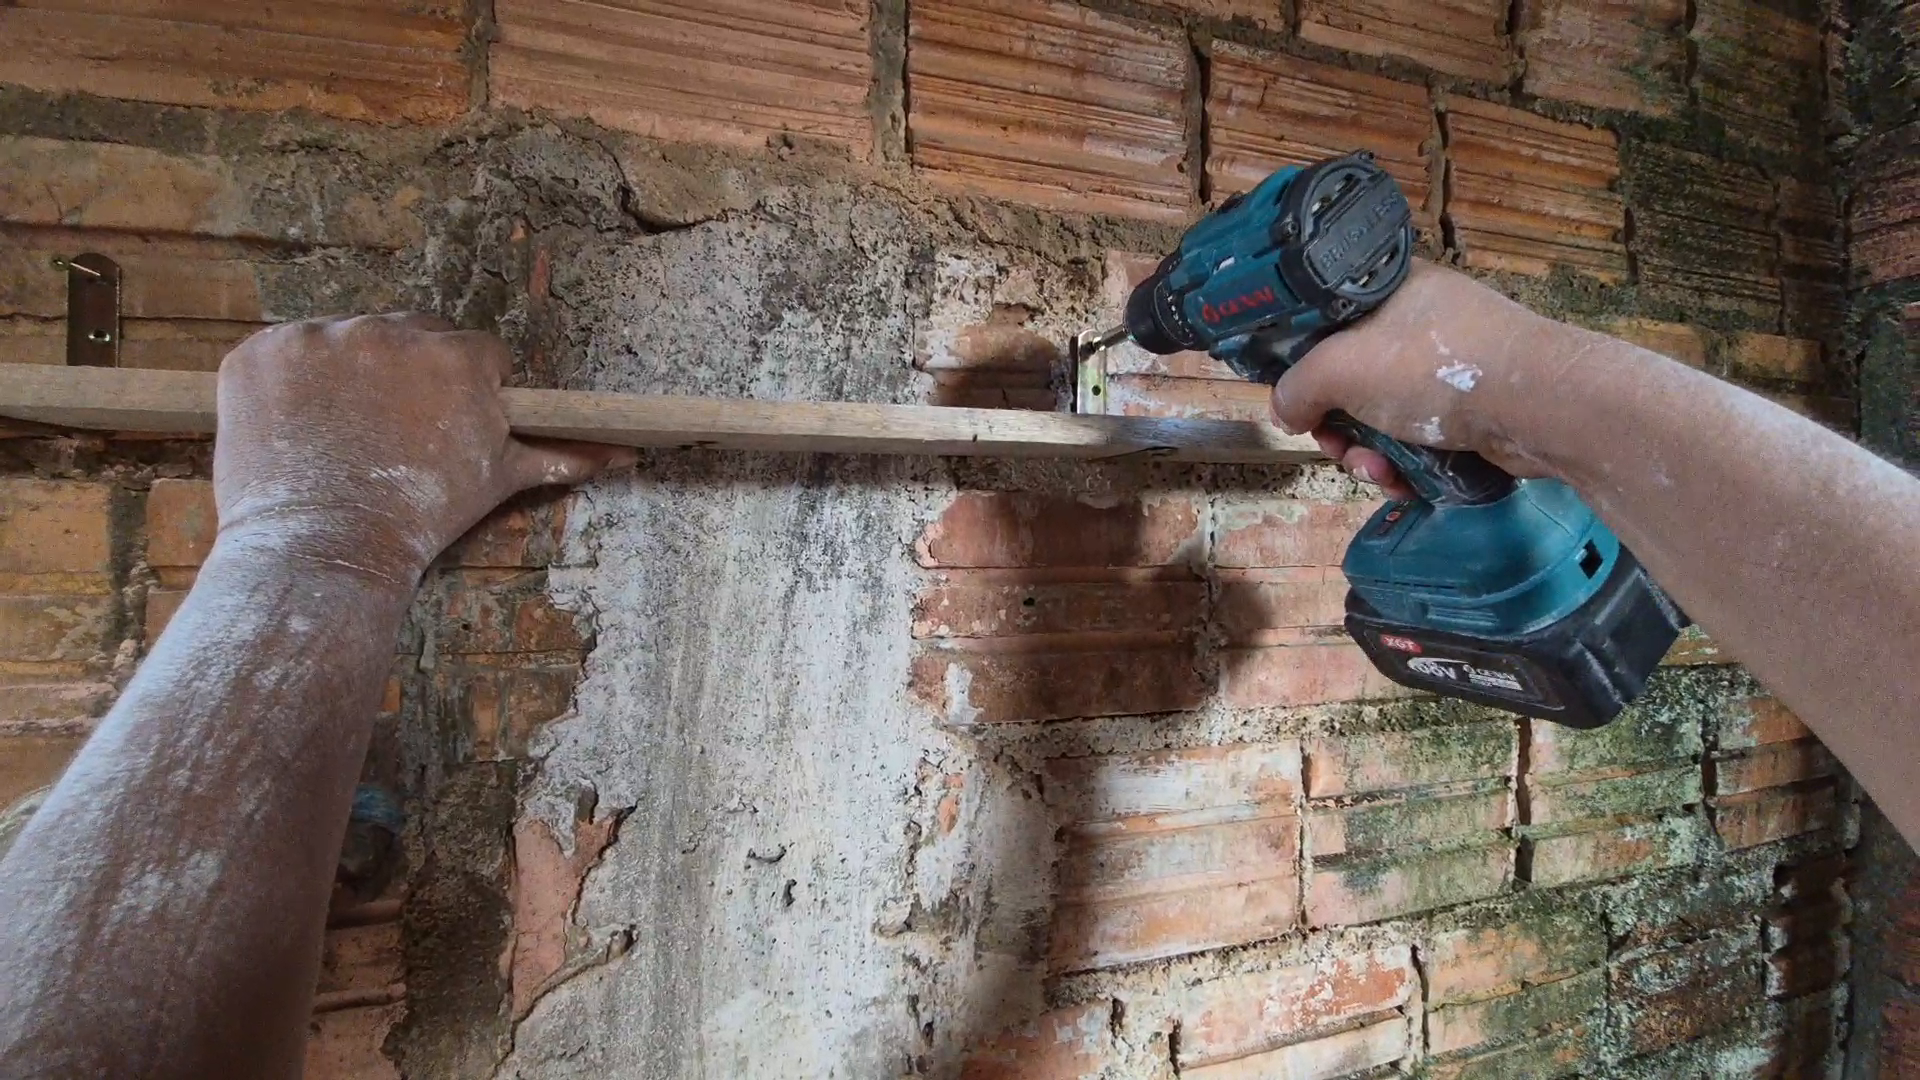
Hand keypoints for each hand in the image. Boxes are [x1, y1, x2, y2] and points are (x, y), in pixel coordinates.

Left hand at [213, 314, 633, 585]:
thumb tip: (627, 454)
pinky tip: (312, 418)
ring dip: (364, 367)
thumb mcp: (504, 478)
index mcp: (457, 360)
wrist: (330, 540)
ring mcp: (318, 338)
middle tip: (410, 422)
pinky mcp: (259, 351)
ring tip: (359, 423)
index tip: (459, 421)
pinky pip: (294, 347)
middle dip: (423, 369)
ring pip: (358, 336)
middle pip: (421, 334)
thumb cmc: (430, 509)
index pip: (481, 352)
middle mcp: (390, 332)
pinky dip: (303, 376)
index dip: (477, 387)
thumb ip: (566, 455)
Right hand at [1268, 261, 1572, 492]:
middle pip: (1342, 381)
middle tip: (1334, 446)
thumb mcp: (1337, 369)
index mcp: (1385, 293)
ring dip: (1363, 454)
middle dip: (1333, 426)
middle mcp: (1413, 325)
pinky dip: (1398, 463)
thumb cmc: (1430, 368)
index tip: (1294, 399)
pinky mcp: (1464, 407)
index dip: (1298, 365)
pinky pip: (1408, 436)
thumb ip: (1293, 389)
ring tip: (1378, 471)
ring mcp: (1441, 367)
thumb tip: (1286, 415)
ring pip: (1373, 416)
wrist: (1539, 406)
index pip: (1321, 323)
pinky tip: (1402, 480)